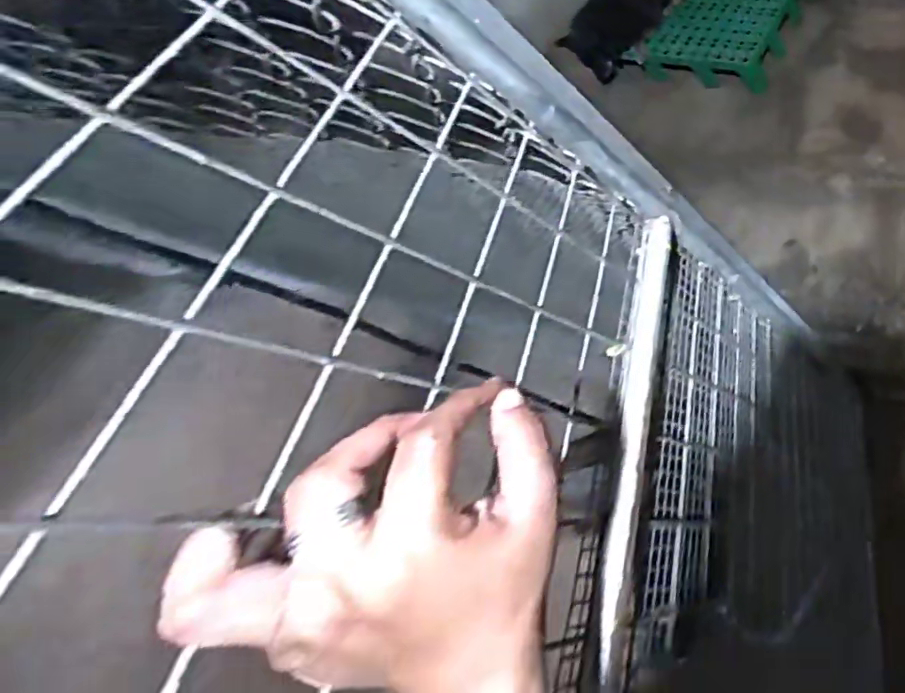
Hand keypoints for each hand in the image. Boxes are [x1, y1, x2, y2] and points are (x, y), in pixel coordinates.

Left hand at [157, 381, 556, 692]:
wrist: (476, 673)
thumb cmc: (510, 586)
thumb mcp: (537, 508)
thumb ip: (526, 446)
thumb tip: (501, 400)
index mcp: (413, 544)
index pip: (422, 448)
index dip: (455, 408)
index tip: (481, 399)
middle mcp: (341, 581)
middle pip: (326, 481)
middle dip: (377, 433)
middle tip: (418, 427)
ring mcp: (298, 620)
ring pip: (229, 571)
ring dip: (262, 515)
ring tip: (303, 493)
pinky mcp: (282, 642)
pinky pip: (210, 617)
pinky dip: (209, 578)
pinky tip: (240, 546)